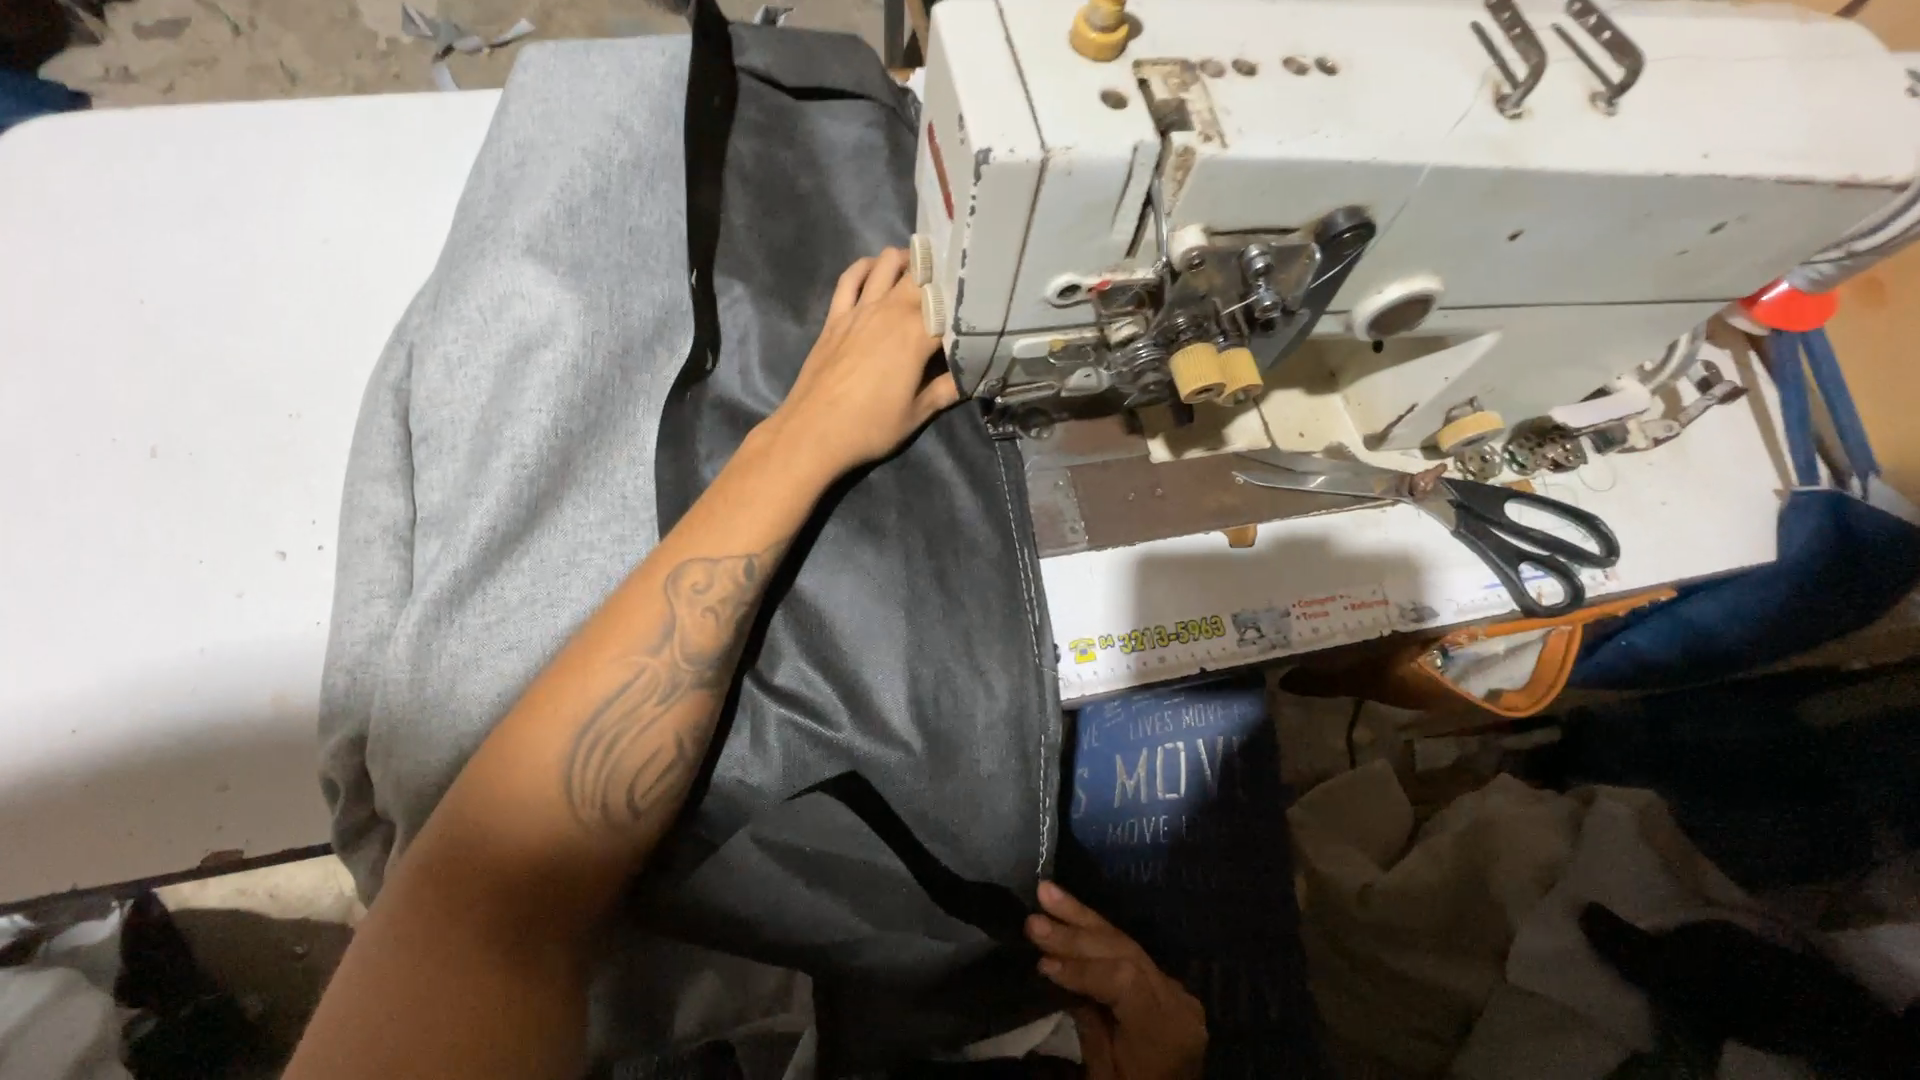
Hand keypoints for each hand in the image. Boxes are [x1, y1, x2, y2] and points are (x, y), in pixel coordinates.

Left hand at [766, 248, 959, 479]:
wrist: (813, 432)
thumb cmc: (870, 427)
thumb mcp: (917, 415)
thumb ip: (947, 390)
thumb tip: (974, 378)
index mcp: (916, 334)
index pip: (951, 306)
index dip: (968, 304)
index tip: (982, 305)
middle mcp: (890, 311)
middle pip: (923, 276)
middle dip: (942, 274)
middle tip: (958, 283)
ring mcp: (860, 309)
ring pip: (887, 264)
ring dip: (907, 261)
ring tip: (922, 270)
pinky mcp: (835, 316)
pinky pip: (851, 277)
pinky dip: (866, 267)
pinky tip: (877, 269)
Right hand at [1026, 881, 1206, 1079]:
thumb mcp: (1104, 1074)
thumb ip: (1087, 1023)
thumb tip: (1057, 971)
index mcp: (1165, 1029)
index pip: (1123, 981)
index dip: (1081, 968)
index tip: (1042, 963)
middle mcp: (1176, 1000)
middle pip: (1123, 952)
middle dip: (1075, 933)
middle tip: (1034, 920)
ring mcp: (1174, 988)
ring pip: (1125, 943)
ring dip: (1081, 918)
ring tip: (1046, 892)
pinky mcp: (1166, 985)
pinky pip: (1129, 953)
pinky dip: (1097, 934)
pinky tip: (1070, 913)